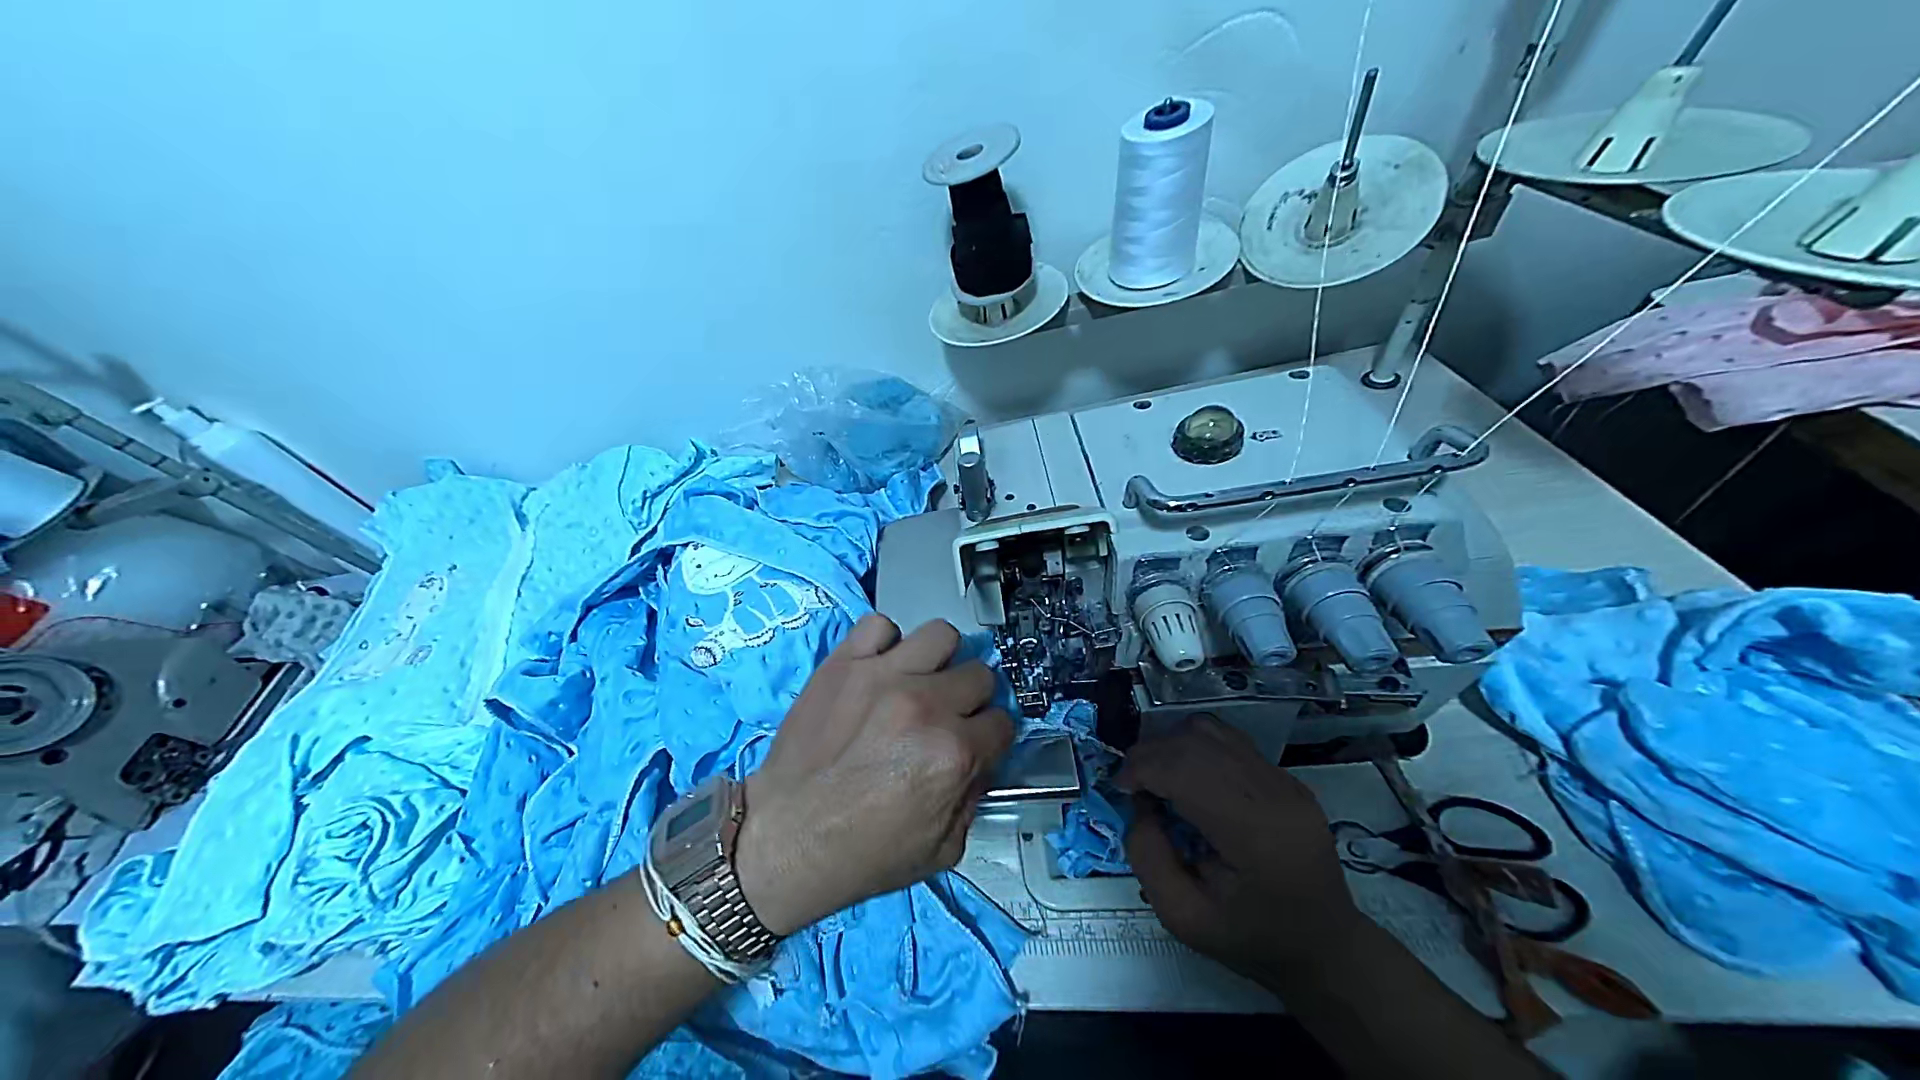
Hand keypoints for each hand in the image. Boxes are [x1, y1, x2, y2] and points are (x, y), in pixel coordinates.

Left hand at [733, 615, 1013, 935]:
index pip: (1002, 722)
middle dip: (968, 699)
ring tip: (917, 683)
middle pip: (979, 674)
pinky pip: (880, 624)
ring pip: (941, 635)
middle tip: (943, 717)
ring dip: (937, 661)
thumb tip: (982, 759)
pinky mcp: (843, 663)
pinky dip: (885, 642)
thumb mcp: (944, 849)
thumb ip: (974, 797)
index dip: (989, 738)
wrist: (787, 837)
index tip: (972, 744)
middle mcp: (926, 705)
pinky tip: (879, 668)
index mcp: (955, 752)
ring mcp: (882, 676)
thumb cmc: (864, 853)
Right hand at [1118, 716, 1361, 981]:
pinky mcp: (1285, 777)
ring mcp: (1284, 780)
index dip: (1142, 768)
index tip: (1119, 788)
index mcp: (1254, 832)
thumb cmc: (1252, 939)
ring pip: (1211, 731)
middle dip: (1150, 754)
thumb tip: (1140, 805)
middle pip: (1196, 742)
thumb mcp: (1183, 918)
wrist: (1324, 947)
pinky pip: (1229, 742)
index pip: (1186, 769)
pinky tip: (1187, 778)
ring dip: (1172, 745)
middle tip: (1131, 784)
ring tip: (1157, 777)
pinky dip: (1195, 748)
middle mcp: (1274, 792)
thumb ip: (1148, 858)